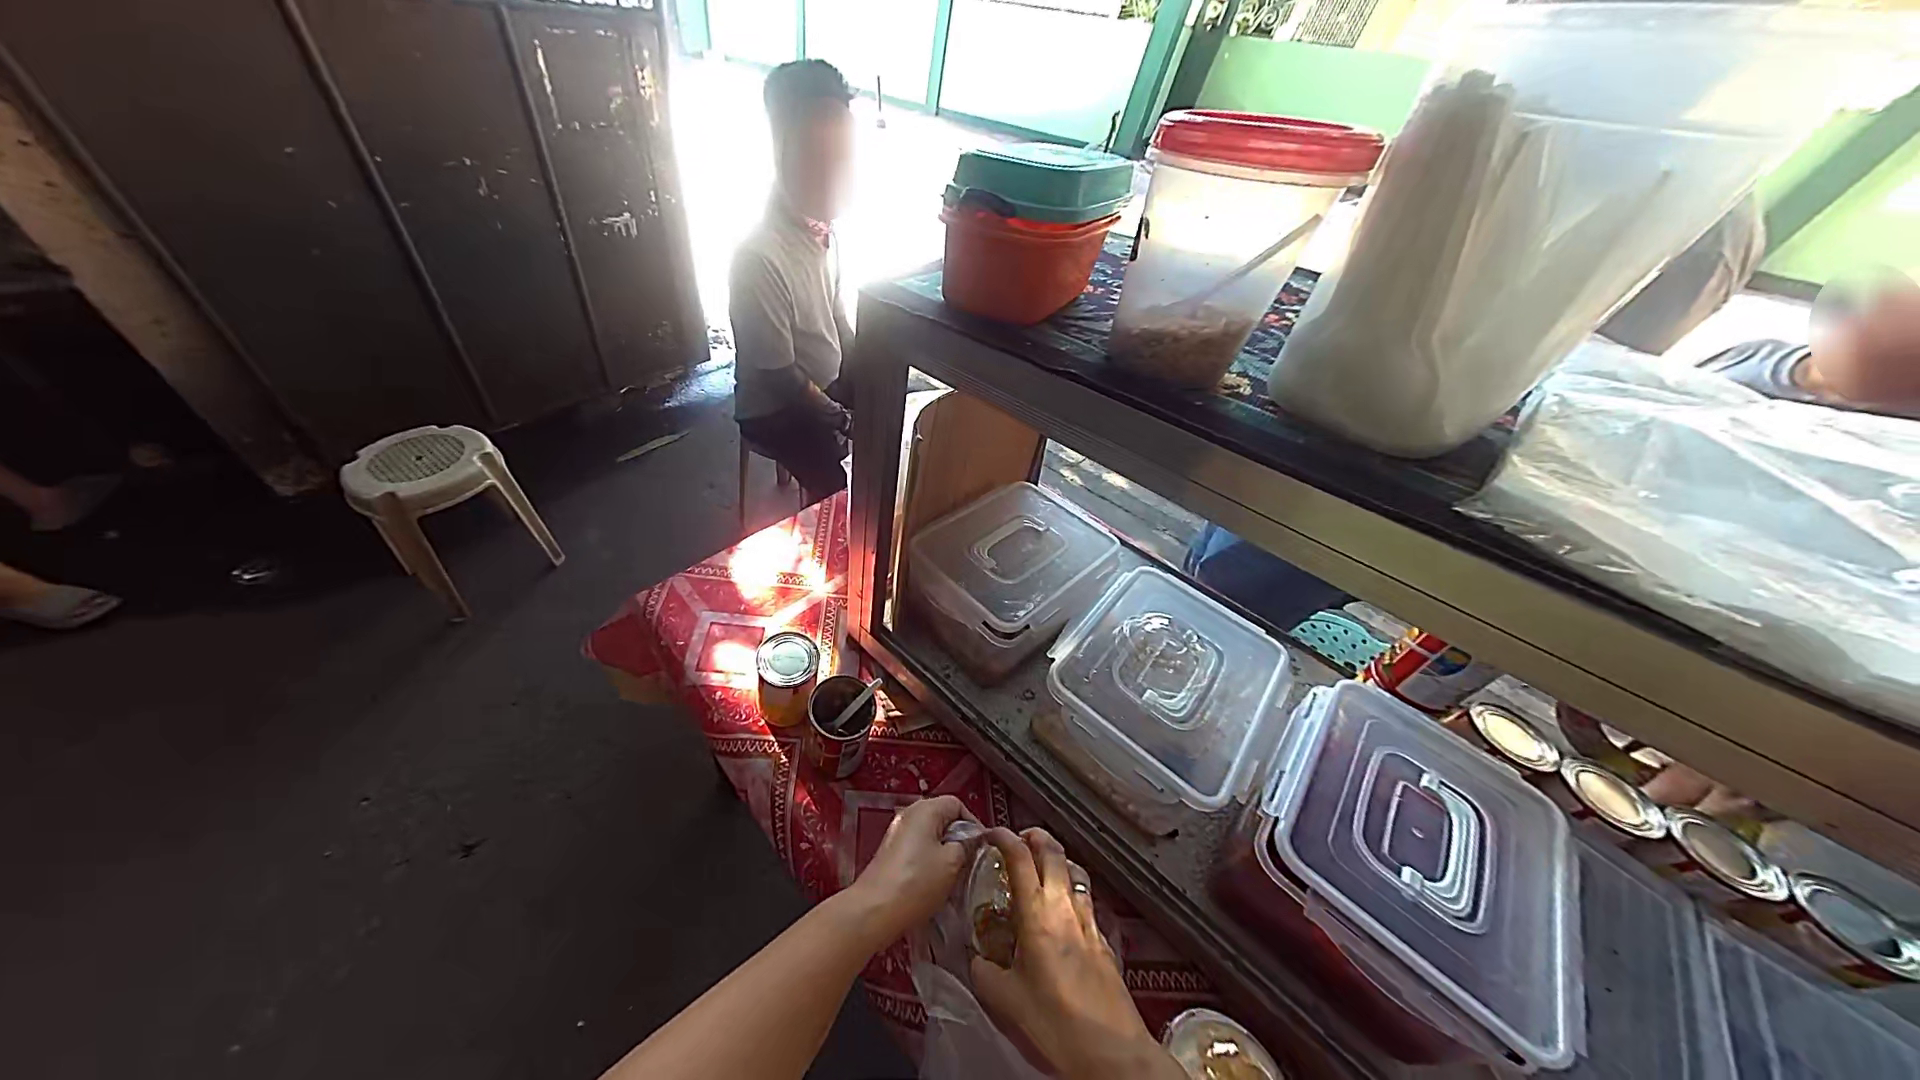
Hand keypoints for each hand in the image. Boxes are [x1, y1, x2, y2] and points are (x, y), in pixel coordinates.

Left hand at [840, 795, 973, 946]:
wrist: (873, 911)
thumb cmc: (916, 882)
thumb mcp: (952, 862)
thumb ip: (966, 845)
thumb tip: (968, 841)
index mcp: (925, 809)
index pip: (957, 804)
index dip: (973, 823)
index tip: (982, 847)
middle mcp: (908, 815)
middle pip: (943, 818)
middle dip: (959, 839)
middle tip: (970, 862)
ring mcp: (897, 834)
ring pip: (930, 836)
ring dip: (944, 853)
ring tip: (954, 876)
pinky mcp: (890, 854)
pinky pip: (918, 849)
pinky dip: (929, 861)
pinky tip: (934, 883)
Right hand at [971, 828, 1183, 1079]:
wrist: (1113, 1052)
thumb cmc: (1057, 1024)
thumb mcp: (1005, 1000)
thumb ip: (984, 971)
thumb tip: (977, 958)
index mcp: (1037, 914)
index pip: (1020, 857)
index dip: (1004, 837)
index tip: (991, 834)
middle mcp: (1065, 907)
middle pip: (1053, 851)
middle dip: (1034, 836)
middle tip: (1019, 839)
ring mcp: (1089, 920)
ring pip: (1075, 870)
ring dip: (1056, 859)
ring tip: (1041, 867)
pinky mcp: (1105, 939)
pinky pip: (1087, 899)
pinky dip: (1072, 890)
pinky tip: (1064, 910)